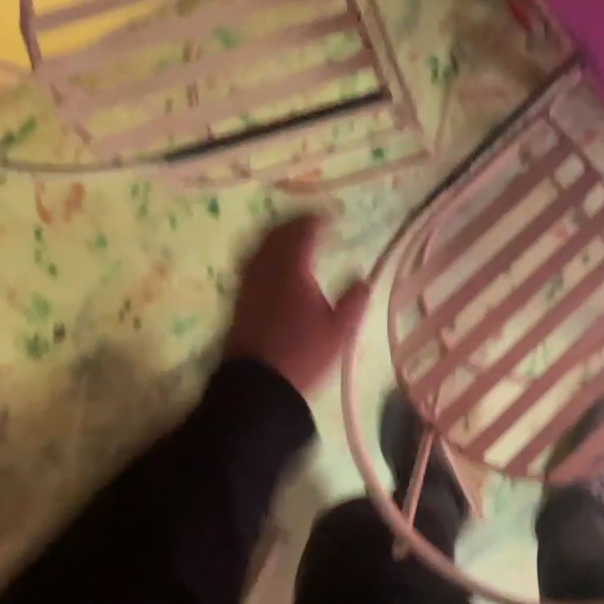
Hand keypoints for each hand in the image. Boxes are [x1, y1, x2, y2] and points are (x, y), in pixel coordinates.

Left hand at [223, 215, 369, 398]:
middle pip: (275, 235)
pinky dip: (263, 254)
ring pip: (258, 248)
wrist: (257, 388)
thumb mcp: (339, 332)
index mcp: (292, 272)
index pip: (302, 233)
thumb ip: (353, 301)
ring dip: (275, 236)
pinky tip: (272, 265)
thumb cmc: (302, 357)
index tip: (331, 214)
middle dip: (293, 222)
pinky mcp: (240, 302)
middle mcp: (266, 272)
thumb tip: (363, 279)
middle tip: (311, 221)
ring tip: (291, 236)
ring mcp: (249, 286)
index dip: (316, 220)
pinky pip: (251, 264)